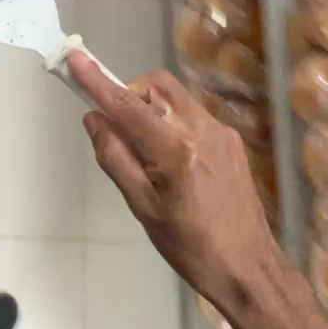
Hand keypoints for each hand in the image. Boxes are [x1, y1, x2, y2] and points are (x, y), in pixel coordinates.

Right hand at [70, 55, 279, 313]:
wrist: (250, 269)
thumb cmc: (191, 246)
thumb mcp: (142, 207)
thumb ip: (115, 157)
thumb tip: (95, 120)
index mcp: (176, 150)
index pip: (127, 105)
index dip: (97, 81)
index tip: (76, 59)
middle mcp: (201, 129)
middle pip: (157, 86)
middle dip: (130, 94)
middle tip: (118, 128)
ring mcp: (221, 132)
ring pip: (175, 97)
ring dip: (151, 108)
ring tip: (145, 152)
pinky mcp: (231, 140)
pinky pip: (191, 114)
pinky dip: (170, 121)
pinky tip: (171, 160)